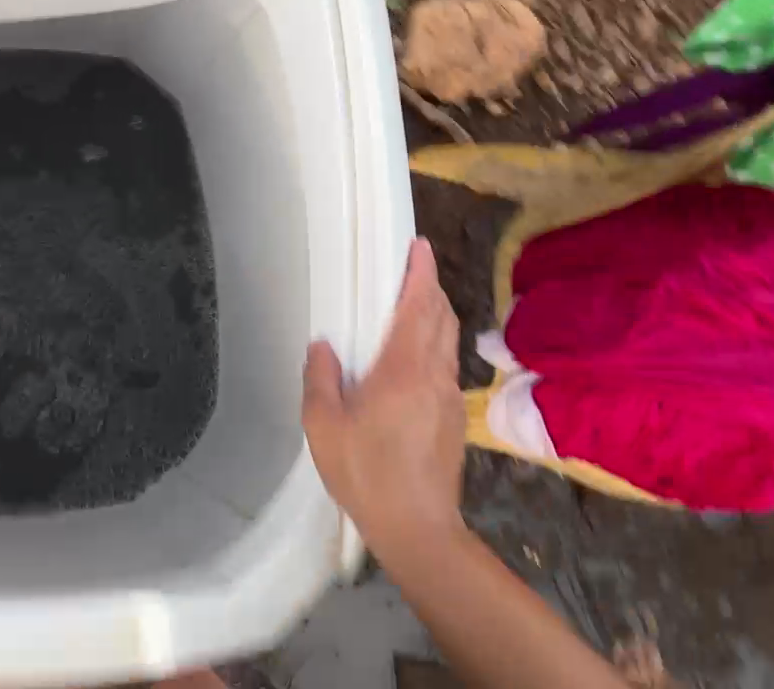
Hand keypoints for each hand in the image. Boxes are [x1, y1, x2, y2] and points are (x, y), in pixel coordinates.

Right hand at [303, 238, 465, 554]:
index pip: (418, 309)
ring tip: (411, 301)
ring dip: (433, 314)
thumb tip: (325, 345)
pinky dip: (431, 342)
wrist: (417, 528)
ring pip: (446, 342)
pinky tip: (411, 353)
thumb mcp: (322, 422)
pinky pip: (443, 365)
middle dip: (430, 287)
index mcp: (403, 371)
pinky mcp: (452, 420)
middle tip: (411, 265)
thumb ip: (321, 376)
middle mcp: (434, 377)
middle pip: (441, 319)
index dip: (420, 274)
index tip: (418, 246)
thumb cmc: (364, 471)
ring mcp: (449, 400)